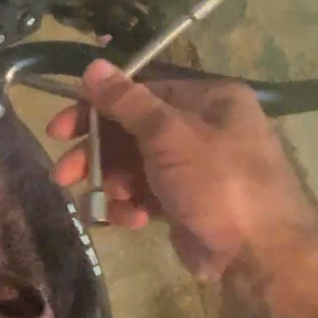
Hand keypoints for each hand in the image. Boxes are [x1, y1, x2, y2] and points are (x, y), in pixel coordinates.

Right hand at [46, 59, 317, 279]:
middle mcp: (201, 127)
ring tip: (104, 202)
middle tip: (63, 175)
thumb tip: (92, 66)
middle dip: (95, 156)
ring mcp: (193, 166)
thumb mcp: (169, 136)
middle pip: (129, 132)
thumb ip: (127, 102)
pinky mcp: (184, 199)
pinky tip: (130, 220)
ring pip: (132, 166)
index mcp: (207, 100)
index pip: (138, 94)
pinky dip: (130, 206)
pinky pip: (143, 194)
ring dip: (111, 184)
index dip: (95, 110)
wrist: (257, 251)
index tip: (59, 131)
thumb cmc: (218, 182)